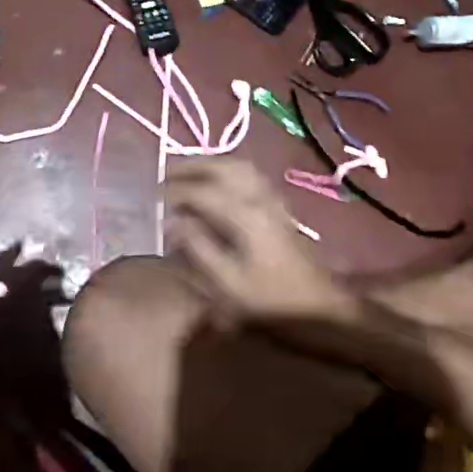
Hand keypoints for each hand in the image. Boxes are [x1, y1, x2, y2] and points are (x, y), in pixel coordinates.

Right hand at [166, 160, 358, 325]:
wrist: (320, 307)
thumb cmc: (271, 302)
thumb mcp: (228, 284)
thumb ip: (199, 249)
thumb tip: (173, 222)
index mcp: (246, 215)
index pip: (203, 191)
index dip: (176, 191)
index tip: (152, 196)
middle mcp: (260, 198)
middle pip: (224, 167)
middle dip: (193, 166)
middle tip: (165, 173)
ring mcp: (272, 200)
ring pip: (239, 166)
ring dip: (211, 164)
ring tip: (186, 173)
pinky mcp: (279, 207)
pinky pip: (249, 175)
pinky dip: (228, 171)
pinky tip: (217, 183)